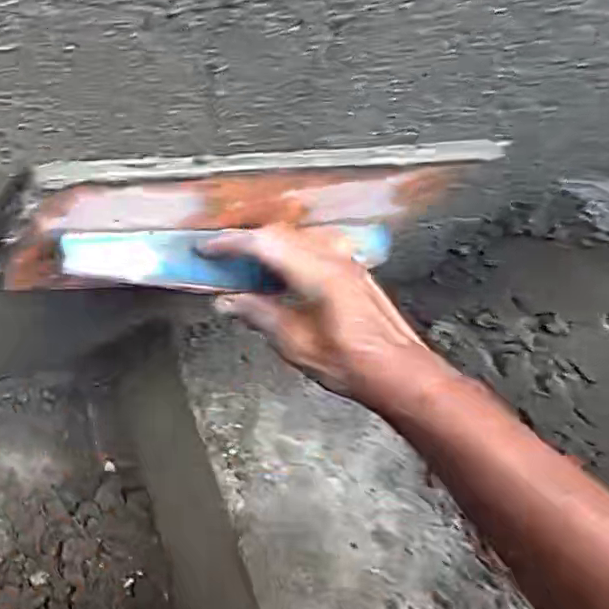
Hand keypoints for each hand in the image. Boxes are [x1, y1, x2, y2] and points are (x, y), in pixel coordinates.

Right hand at [202, 224, 436, 404]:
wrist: (401, 374)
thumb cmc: (354, 364)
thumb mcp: (295, 343)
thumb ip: (258, 315)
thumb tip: (229, 302)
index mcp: (317, 273)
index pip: (263, 244)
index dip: (230, 244)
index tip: (208, 248)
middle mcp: (333, 259)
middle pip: (279, 234)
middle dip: (245, 241)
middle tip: (220, 254)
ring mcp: (346, 263)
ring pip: (297, 237)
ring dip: (267, 245)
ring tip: (245, 264)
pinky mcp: (352, 272)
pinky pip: (313, 247)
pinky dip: (288, 253)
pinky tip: (280, 273)